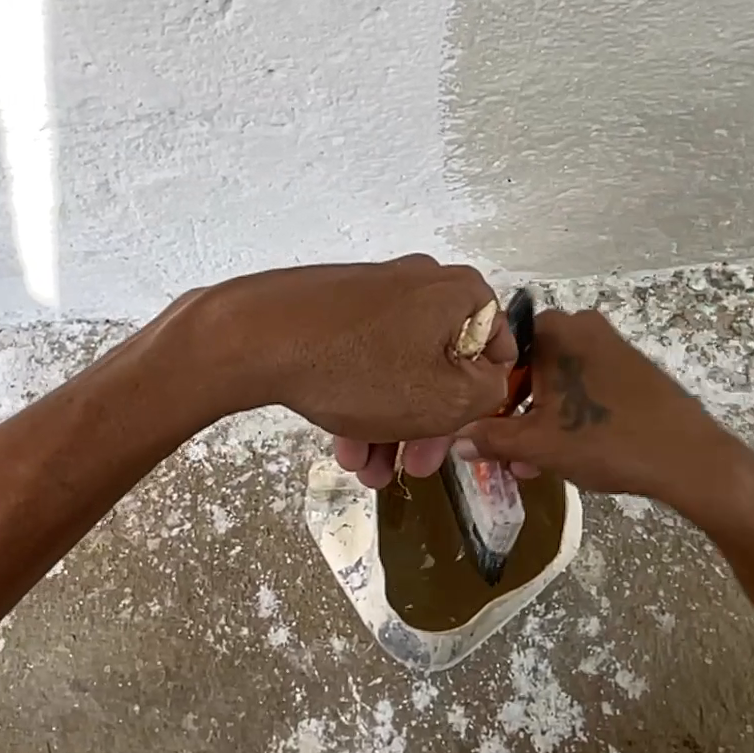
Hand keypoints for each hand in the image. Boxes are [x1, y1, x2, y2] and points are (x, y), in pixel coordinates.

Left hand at [174, 256, 516, 469]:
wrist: (257, 336)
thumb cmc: (358, 367)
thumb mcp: (445, 398)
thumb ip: (487, 395)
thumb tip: (488, 385)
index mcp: (460, 293)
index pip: (496, 352)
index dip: (481, 405)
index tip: (458, 440)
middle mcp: (422, 283)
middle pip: (443, 365)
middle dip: (426, 426)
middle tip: (410, 469)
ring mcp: (376, 292)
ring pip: (401, 368)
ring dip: (390, 424)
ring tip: (365, 469)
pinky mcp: (339, 306)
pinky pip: (367, 357)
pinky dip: (362, 398)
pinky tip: (343, 443)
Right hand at [451, 308, 753, 524]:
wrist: (692, 459)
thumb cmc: (607, 440)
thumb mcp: (538, 444)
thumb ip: (491, 438)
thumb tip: (455, 441)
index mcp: (553, 330)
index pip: (496, 347)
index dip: (481, 388)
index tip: (475, 422)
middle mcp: (579, 326)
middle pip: (526, 365)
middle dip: (511, 410)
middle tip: (502, 450)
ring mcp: (608, 344)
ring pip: (554, 379)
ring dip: (537, 417)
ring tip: (530, 461)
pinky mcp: (629, 366)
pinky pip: (581, 383)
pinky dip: (566, 411)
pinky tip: (563, 450)